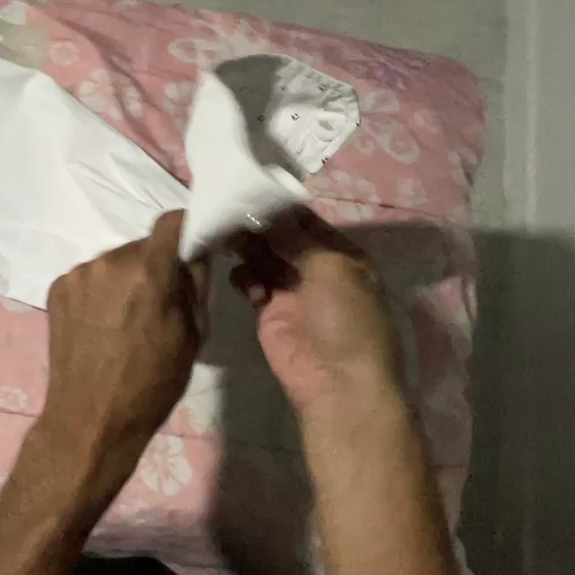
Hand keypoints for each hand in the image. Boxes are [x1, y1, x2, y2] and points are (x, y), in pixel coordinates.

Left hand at [34, 210, 209, 480]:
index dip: (185, 227)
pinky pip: (90, 277)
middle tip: (158, 299)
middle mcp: (110, 262)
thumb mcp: (194, 336)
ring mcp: (78, 274)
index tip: (191, 242)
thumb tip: (197, 252)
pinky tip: (100, 324)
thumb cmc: (152, 384)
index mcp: (149, 273)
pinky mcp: (57, 288)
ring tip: (125, 318)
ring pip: (114, 262)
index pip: (170, 222)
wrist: (91, 420)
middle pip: (141, 246)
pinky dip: (100, 291)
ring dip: (125, 278)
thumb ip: (197, 284)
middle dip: (154, 265)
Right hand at [230, 208, 398, 414]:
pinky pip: (251, 283)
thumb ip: (295, 237)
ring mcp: (292, 291)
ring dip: (247, 247)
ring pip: (263, 257)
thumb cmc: (346, 318)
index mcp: (342, 254)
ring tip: (228, 240)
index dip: (280, 207)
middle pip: (281, 237)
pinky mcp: (269, 311)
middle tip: (229, 211)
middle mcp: (317, 268)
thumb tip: (266, 210)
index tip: (249, 190)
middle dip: (258, 225)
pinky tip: (245, 281)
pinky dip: (244, 277)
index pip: (306, 222)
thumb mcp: (331, 267)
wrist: (337, 383)